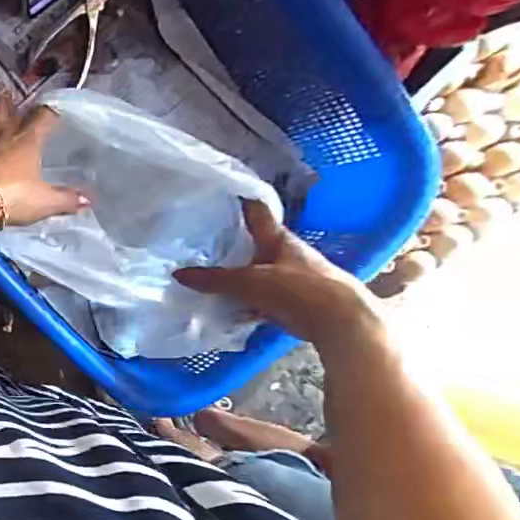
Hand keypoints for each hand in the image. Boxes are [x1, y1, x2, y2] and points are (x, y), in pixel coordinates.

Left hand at [0, 95, 89, 226]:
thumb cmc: (10, 197)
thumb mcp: (43, 202)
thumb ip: (65, 199)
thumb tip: (89, 200)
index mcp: (26, 140)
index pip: (42, 116)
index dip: (49, 112)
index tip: (52, 114)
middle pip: (1, 108)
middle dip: (5, 103)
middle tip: (6, 101)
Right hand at [174, 200, 381, 346]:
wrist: (342, 322)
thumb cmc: (300, 289)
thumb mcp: (250, 282)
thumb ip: (214, 279)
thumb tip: (177, 274)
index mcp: (278, 239)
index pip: (256, 211)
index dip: (239, 201)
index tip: (219, 196)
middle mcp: (284, 254)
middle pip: (252, 243)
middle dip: (229, 243)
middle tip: (198, 243)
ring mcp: (288, 278)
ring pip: (254, 272)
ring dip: (235, 275)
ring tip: (204, 277)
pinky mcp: (290, 302)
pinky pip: (258, 298)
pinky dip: (241, 301)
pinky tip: (223, 307)